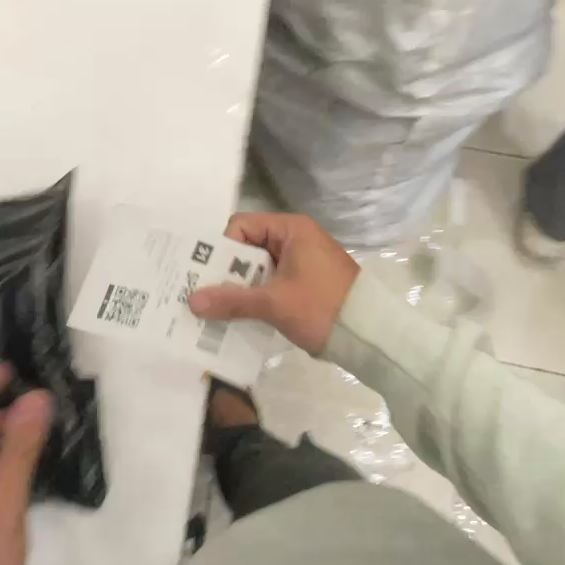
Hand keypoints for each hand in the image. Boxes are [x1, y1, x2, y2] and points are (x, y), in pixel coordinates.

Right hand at [187, 213, 358, 354]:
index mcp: (291, 229)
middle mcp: (295, 239)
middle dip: (226, 272)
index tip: (209, 276)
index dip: (223, 249)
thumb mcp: (275, 304)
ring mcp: (302, 262)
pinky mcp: (305, 283)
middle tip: (203, 295)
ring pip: (258, 269)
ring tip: (217, 311)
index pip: (242, 226)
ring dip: (240, 289)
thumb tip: (192, 301)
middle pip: (247, 248)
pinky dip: (256, 298)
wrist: (373, 337)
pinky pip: (271, 283)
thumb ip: (232, 300)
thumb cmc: (323, 308)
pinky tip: (241, 318)